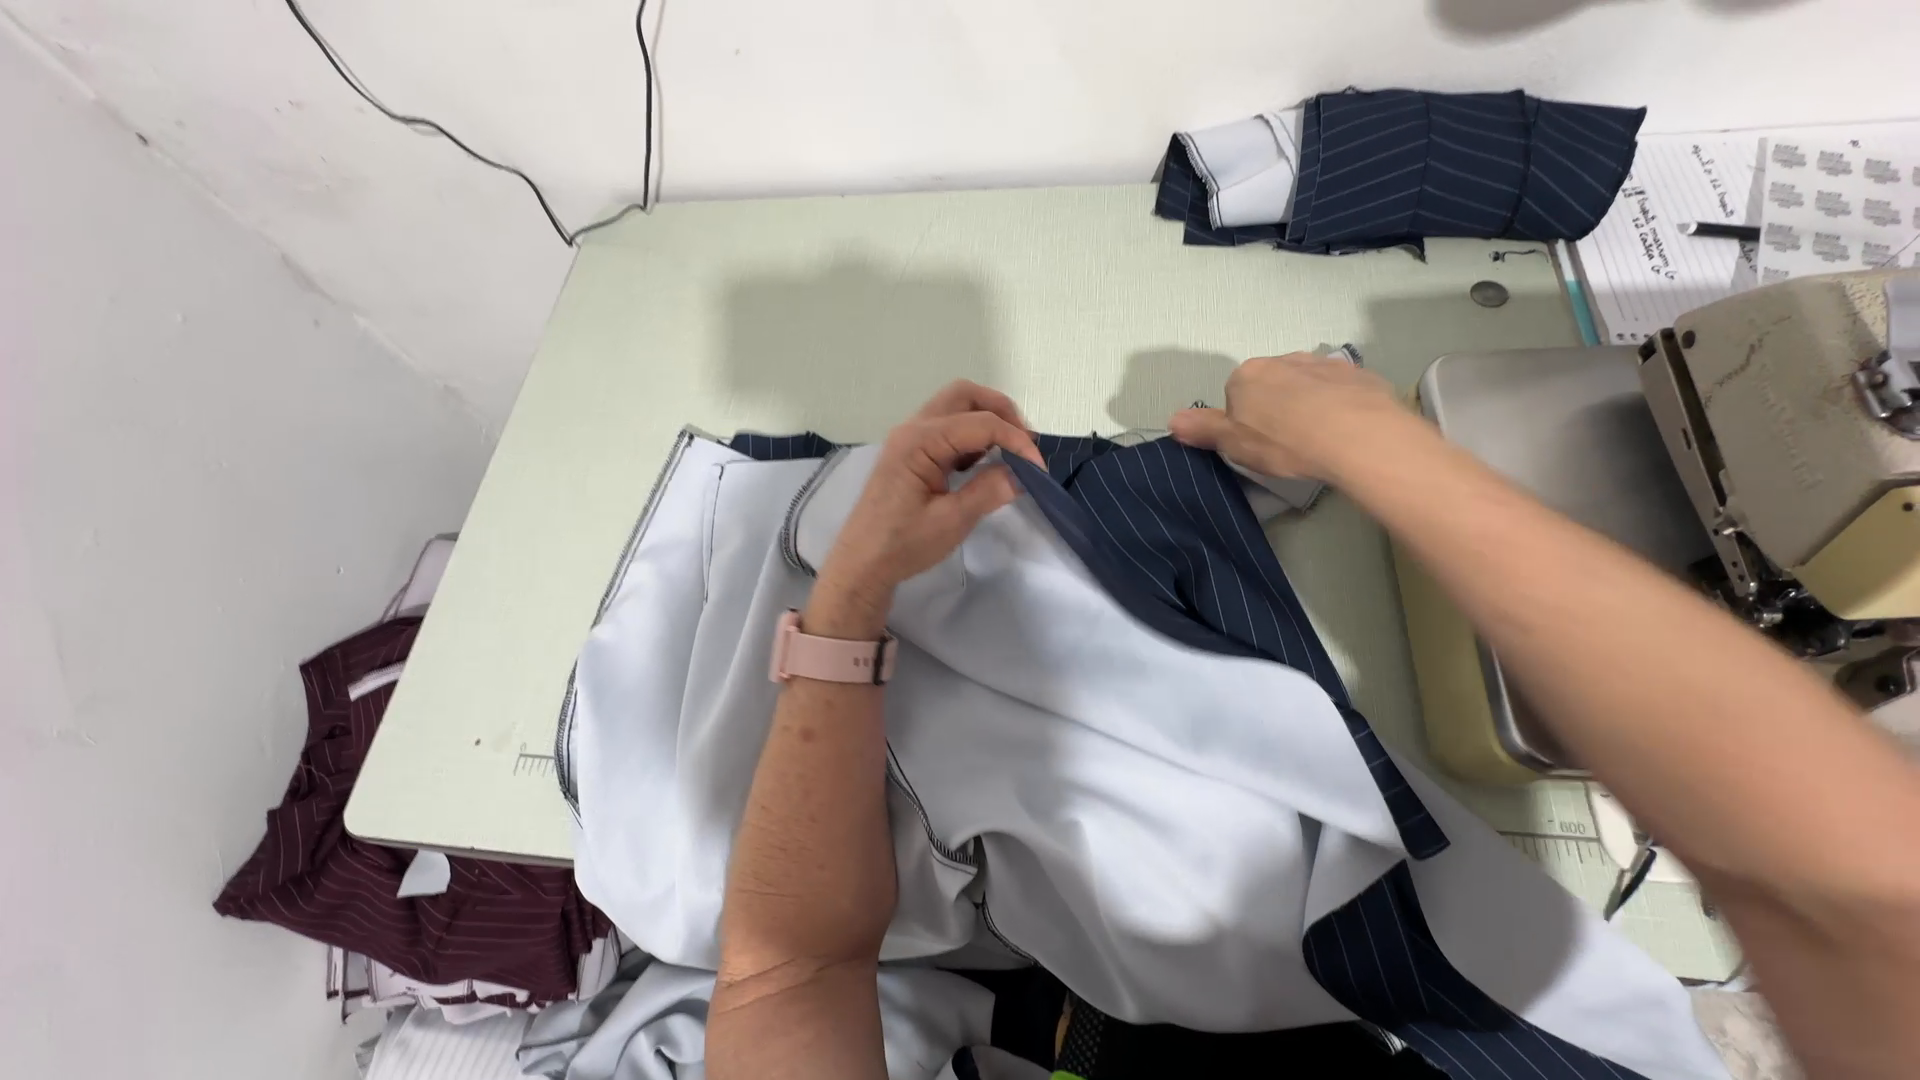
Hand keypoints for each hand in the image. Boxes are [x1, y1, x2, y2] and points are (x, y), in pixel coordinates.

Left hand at [808, 381, 1044, 636]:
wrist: (862, 564)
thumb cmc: (902, 545)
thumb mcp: (951, 521)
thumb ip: (988, 491)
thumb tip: (1021, 474)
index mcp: (919, 442)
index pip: (980, 423)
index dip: (1016, 441)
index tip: (1038, 470)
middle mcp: (912, 430)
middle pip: (965, 396)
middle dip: (1001, 413)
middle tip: (1025, 445)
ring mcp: (908, 439)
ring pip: (955, 407)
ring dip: (986, 421)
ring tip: (1009, 453)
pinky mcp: (910, 453)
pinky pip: (946, 428)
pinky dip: (971, 435)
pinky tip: (983, 462)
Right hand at [1167, 353, 1414, 480]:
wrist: (1357, 435)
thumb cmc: (1284, 442)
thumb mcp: (1234, 444)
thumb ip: (1203, 429)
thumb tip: (1172, 420)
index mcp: (1246, 375)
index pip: (1234, 397)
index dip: (1243, 424)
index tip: (1256, 445)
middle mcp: (1281, 360)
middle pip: (1269, 387)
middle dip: (1274, 410)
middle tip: (1285, 444)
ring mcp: (1321, 363)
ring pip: (1303, 385)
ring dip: (1305, 405)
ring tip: (1317, 438)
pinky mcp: (1356, 373)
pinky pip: (1337, 389)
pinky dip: (1336, 404)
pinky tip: (1342, 429)